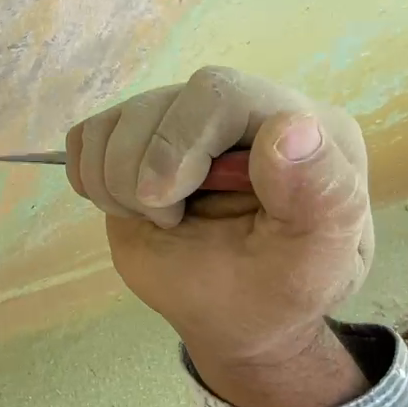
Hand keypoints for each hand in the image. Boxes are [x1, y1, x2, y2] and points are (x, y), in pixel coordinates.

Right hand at [66, 66, 374, 406]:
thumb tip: (291, 126)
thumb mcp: (316, 264)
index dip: (178, 143)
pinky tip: (128, 206)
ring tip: (156, 219)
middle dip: (142, 174)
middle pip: (154, 106)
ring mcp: (176, 117)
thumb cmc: (274, 290)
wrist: (228, 312)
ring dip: (116, 185)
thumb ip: (322, 198)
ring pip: (112, 123)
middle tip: (166, 221)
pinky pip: (85, 135)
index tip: (167, 203)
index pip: (219, 94)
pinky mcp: (128, 135)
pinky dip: (91, 178)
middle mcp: (234, 108)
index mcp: (299, 123)